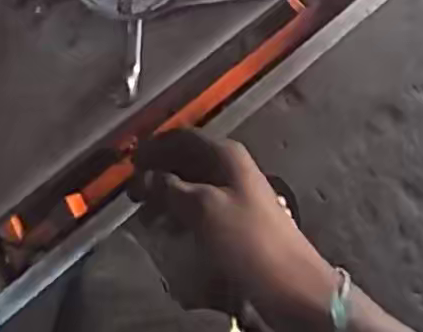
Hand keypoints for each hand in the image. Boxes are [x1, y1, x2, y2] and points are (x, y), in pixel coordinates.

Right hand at [130, 129, 338, 326]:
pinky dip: (181, 211)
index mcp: (225, 153)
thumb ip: (170, 188)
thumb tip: (144, 176)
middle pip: (186, 158)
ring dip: (167, 194)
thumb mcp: (204, 210)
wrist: (293, 285)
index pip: (182, 136)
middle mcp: (230, 165)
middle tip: (132, 191)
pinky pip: (200, 205)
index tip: (130, 162)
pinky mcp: (236, 218)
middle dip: (158, 172)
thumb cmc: (248, 240)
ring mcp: (235, 191)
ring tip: (145, 214)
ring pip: (191, 183)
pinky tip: (169, 229)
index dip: (155, 146)